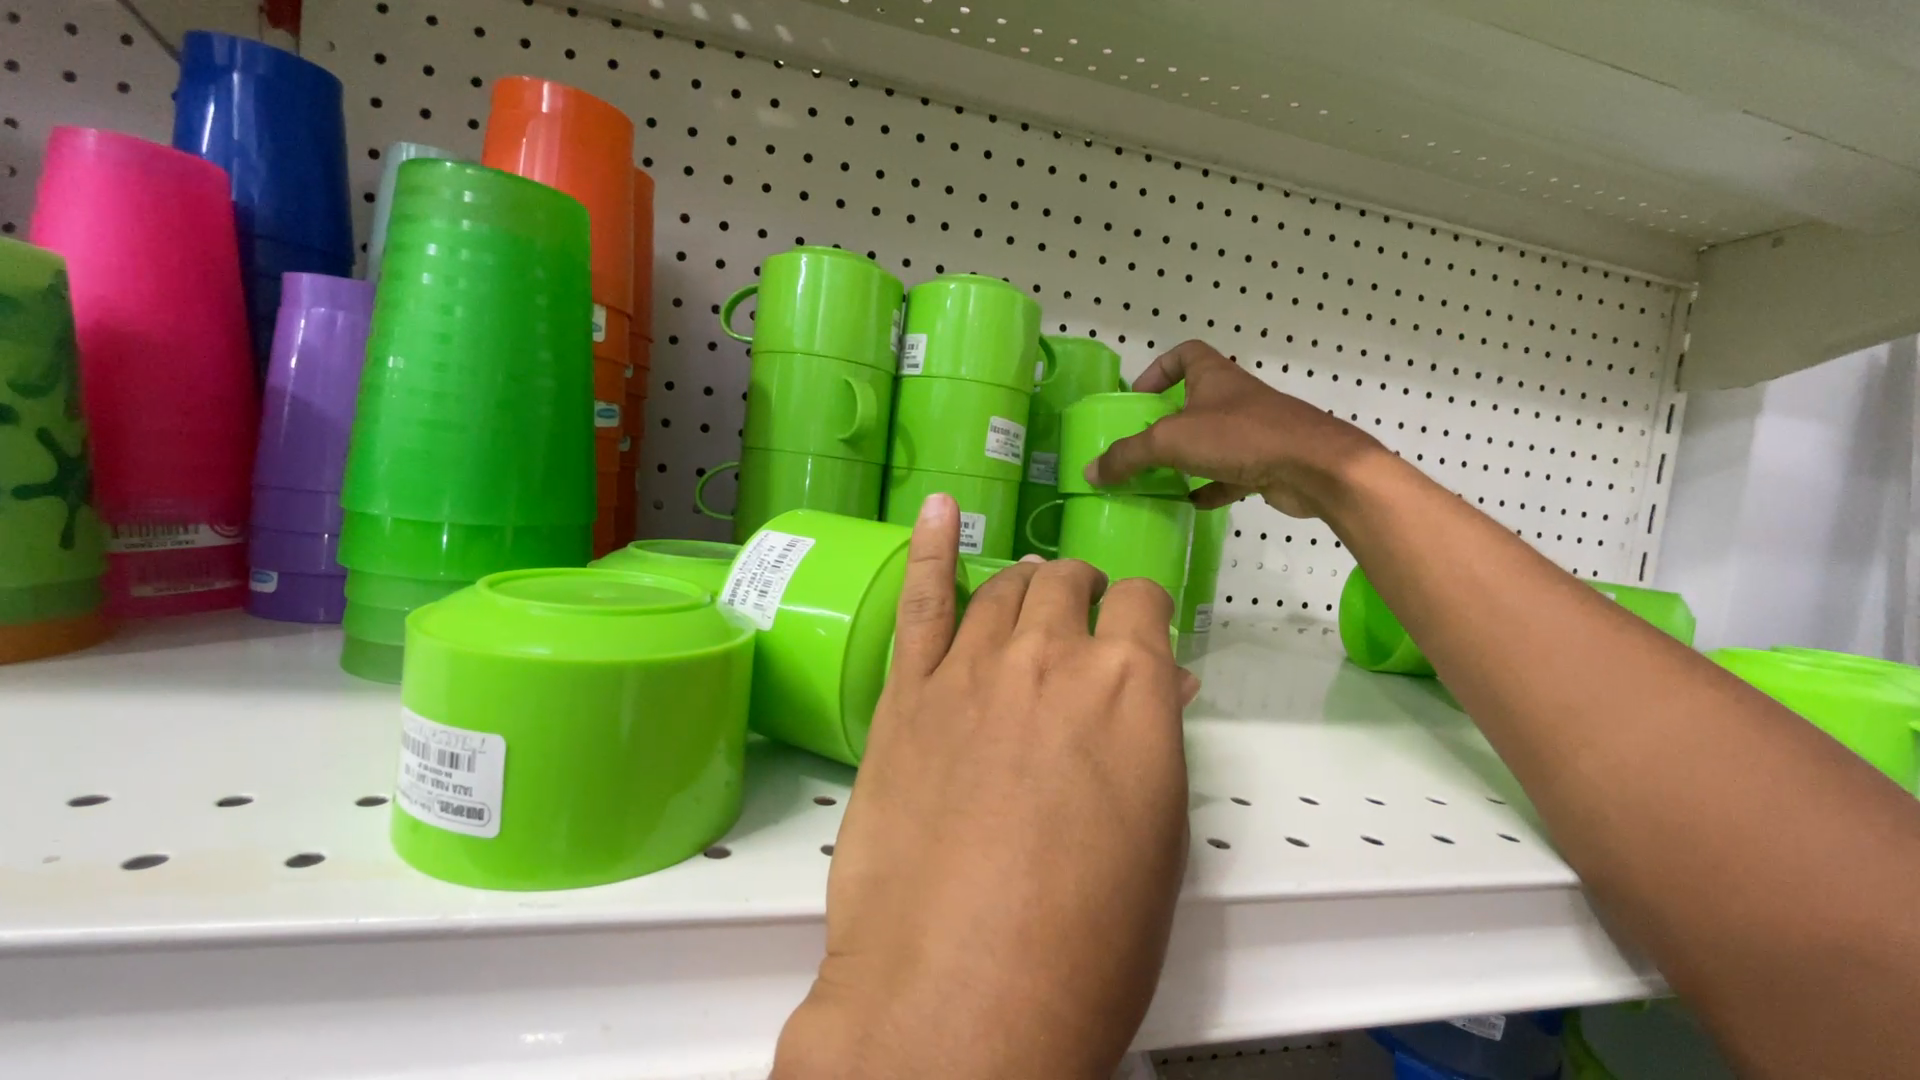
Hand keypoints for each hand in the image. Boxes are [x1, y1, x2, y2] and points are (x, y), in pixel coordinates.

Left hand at [773, 495, 1198, 1079]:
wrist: (958, 997)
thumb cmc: (1084, 946)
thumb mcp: (1156, 842)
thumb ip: (1154, 741)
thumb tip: (1159, 686)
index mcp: (1132, 688)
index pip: (1143, 604)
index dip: (1142, 618)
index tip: (1137, 636)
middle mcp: (1053, 658)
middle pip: (1070, 582)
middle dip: (1082, 597)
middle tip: (1079, 631)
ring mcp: (971, 669)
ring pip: (1006, 585)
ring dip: (1026, 586)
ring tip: (1030, 602)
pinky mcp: (907, 695)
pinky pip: (921, 597)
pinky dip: (931, 546)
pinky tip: (939, 510)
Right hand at [1087, 339, 1384, 519]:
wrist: (1314, 467)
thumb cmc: (1240, 437)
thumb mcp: (1171, 441)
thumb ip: (1128, 455)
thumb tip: (1091, 471)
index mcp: (1214, 377)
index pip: (1186, 353)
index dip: (1160, 368)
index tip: (1139, 395)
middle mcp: (1235, 399)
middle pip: (1197, 401)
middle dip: (1168, 420)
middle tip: (1142, 444)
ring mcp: (1254, 432)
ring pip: (1213, 440)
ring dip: (1188, 456)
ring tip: (1160, 476)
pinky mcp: (1266, 464)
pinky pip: (1230, 474)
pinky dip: (1210, 487)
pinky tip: (1192, 503)